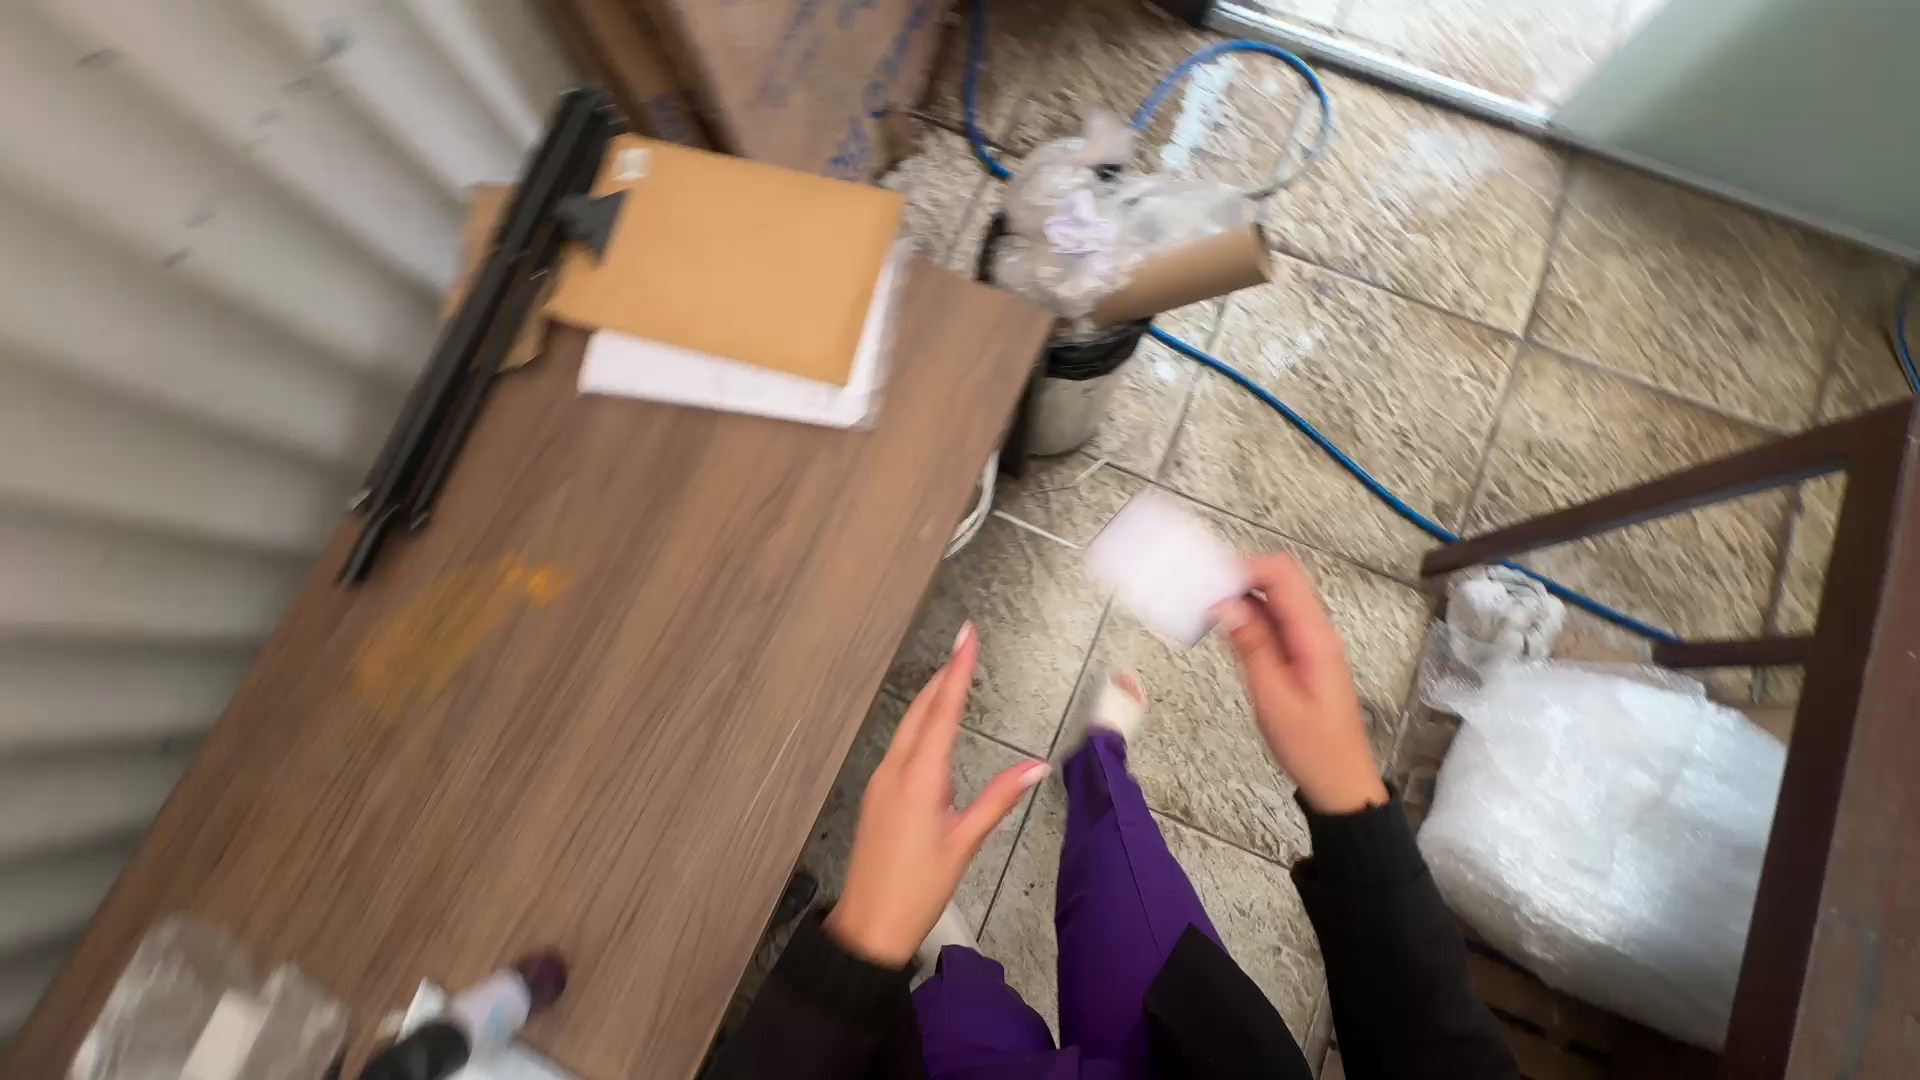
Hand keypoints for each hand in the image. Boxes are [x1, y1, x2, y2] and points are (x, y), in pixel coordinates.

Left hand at [825, 622, 1050, 965]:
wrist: (868, 926)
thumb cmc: (919, 887)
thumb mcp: (965, 843)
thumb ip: (998, 798)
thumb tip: (1036, 765)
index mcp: (919, 777)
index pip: (943, 711)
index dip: (957, 670)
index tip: (966, 636)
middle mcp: (895, 769)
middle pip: (921, 710)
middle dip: (944, 675)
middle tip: (964, 644)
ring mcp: (881, 779)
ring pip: (908, 725)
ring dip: (931, 697)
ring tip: (954, 674)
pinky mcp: (877, 792)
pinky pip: (900, 744)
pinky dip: (920, 723)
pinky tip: (931, 725)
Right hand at [1213, 554, 1387, 814]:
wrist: (1340, 782)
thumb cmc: (1311, 747)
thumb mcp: (1273, 697)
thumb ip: (1251, 646)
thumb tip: (1225, 604)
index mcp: (1314, 636)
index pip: (1282, 575)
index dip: (1245, 569)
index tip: (1210, 583)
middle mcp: (1314, 631)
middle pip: (1277, 581)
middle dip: (1237, 580)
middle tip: (1199, 594)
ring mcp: (1307, 642)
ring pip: (1271, 600)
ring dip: (1238, 599)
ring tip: (1202, 611)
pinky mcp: (1298, 654)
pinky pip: (1270, 623)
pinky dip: (1244, 620)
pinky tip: (1220, 631)